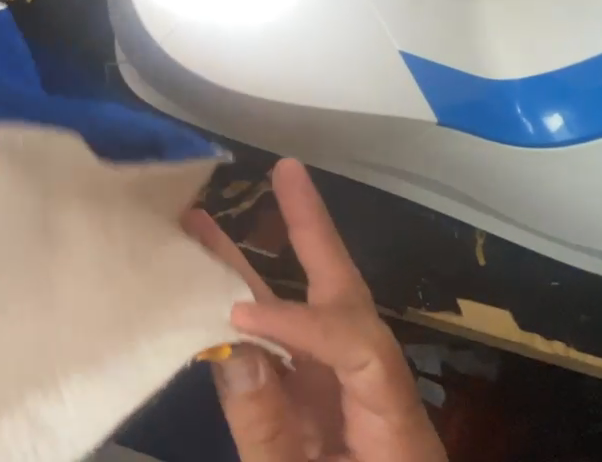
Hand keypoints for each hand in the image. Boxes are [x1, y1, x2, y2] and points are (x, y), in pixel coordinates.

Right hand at [187, 160, 444, 461]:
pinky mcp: (318, 410)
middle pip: (349, 302)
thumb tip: (230, 337)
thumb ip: (268, 426)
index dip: (296, 319)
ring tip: (206, 220)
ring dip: (263, 263)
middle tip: (286, 173)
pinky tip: (208, 283)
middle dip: (315, 235)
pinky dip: (247, 308)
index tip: (233, 314)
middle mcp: (378, 397)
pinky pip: (283, 349)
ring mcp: (347, 402)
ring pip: (310, 317)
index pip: (355, 345)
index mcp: (396, 428)